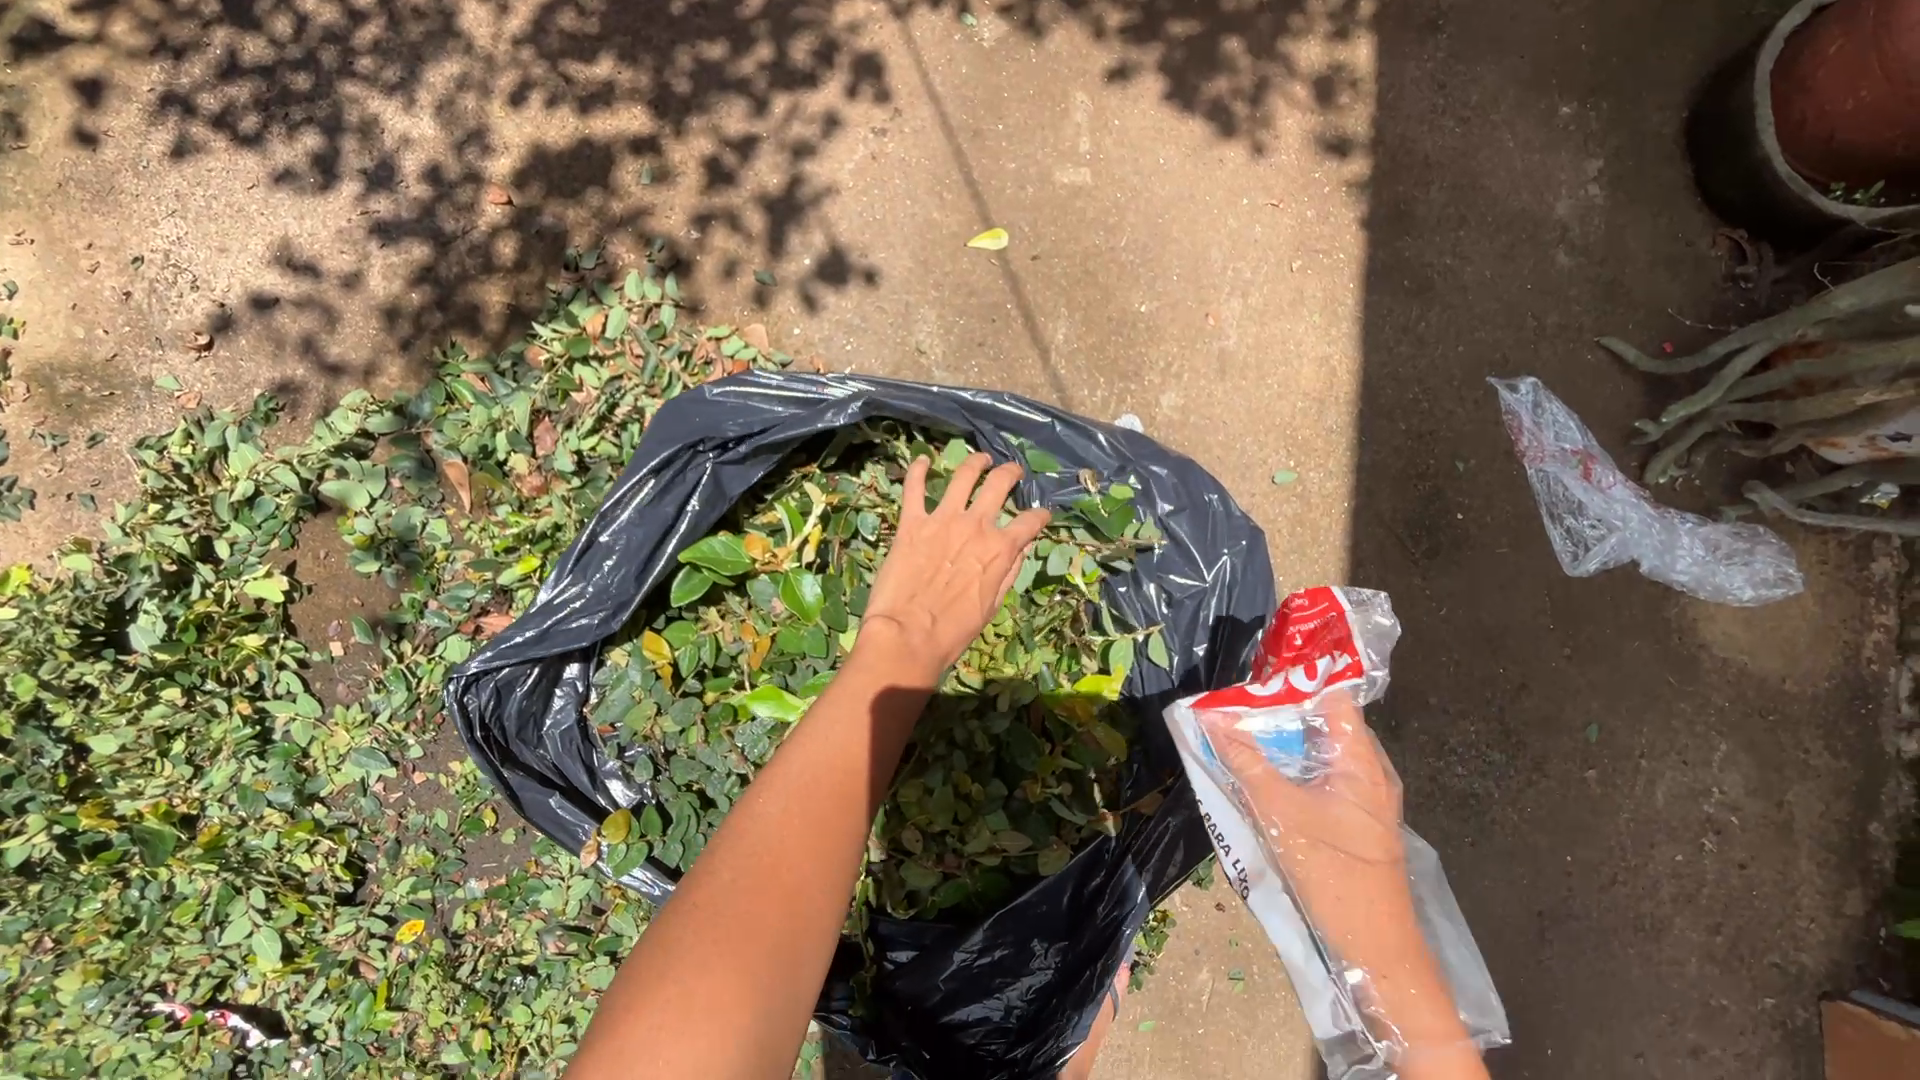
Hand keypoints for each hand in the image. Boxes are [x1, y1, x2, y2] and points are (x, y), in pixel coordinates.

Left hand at [855, 453, 1050, 688]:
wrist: (908, 635)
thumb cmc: (954, 631)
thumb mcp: (992, 606)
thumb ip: (1007, 572)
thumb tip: (1020, 550)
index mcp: (1000, 549)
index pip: (1029, 523)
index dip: (1039, 516)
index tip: (1042, 514)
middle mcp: (975, 526)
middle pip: (999, 486)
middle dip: (1010, 474)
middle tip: (1013, 470)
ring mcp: (942, 520)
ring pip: (963, 477)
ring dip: (975, 463)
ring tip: (980, 458)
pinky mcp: (911, 523)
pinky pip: (914, 488)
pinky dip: (917, 470)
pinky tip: (921, 460)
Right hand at [1201, 693, 1408, 937]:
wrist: (1376, 947)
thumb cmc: (1333, 873)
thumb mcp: (1280, 813)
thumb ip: (1245, 762)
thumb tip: (1210, 717)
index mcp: (1362, 760)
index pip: (1332, 696)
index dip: (1294, 681)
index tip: (1253, 678)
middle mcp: (1371, 771)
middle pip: (1325, 722)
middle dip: (1280, 710)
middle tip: (1235, 705)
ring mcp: (1368, 797)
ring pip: (1322, 752)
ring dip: (1285, 742)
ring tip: (1242, 731)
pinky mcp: (1357, 820)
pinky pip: (1323, 777)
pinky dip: (1294, 767)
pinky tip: (1265, 774)